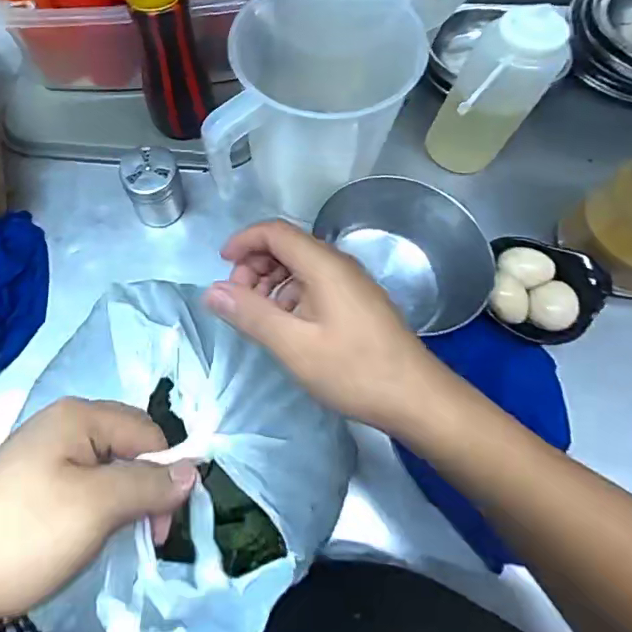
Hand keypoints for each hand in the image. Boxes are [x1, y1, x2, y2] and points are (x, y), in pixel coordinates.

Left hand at [0, 398, 198, 631]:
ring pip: (104, 469)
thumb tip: (194, 467)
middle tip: (142, 540)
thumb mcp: (96, 508)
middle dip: (143, 489)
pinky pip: (79, 485)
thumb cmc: (24, 535)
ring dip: (120, 503)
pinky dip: (94, 510)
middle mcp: (61, 422)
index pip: (147, 430)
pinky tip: (81, 537)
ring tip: (110, 542)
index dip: (164, 475)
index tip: (161, 531)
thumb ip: (147, 483)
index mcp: (78, 414)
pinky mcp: (28, 482)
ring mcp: (41, 452)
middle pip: (126, 444)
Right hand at [204, 220, 446, 430]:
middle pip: (286, 245)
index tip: (221, 268)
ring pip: (299, 265)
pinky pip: (314, 282)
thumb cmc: (354, 370)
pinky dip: (289, 294)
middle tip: (238, 299)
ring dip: (270, 281)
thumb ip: (250, 314)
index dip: (243, 242)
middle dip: (254, 264)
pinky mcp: (357, 301)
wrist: (420, 400)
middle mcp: (338, 264)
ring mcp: (351, 282)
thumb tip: (211, 290)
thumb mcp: (294, 345)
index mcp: (323, 264)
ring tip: (258, 316)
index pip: (274, 231)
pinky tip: (286, 325)